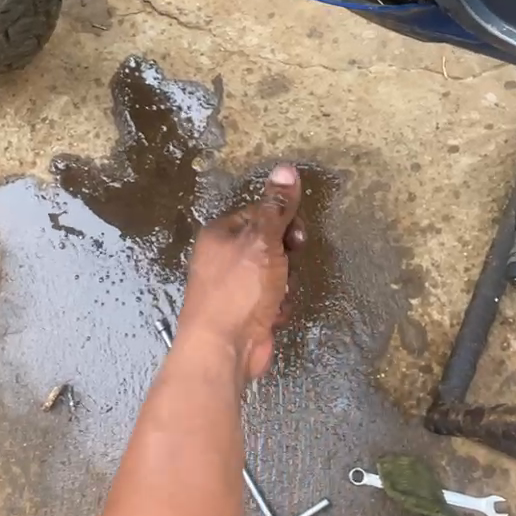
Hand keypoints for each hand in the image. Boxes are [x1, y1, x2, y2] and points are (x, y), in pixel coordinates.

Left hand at [177, 164, 303, 382]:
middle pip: (269, 243)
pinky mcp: (245, 312)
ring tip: (278, 295)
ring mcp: (233, 287)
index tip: (295, 237)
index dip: (282, 223)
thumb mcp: (262, 241)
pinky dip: (279, 306)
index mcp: (220, 234)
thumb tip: (286, 168)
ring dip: (285, 285)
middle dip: (286, 257)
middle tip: (287, 268)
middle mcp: (222, 257)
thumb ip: (276, 207)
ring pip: (275, 273)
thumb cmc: (238, 290)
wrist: (224, 347)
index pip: (260, 213)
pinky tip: (274, 315)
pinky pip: (273, 300)